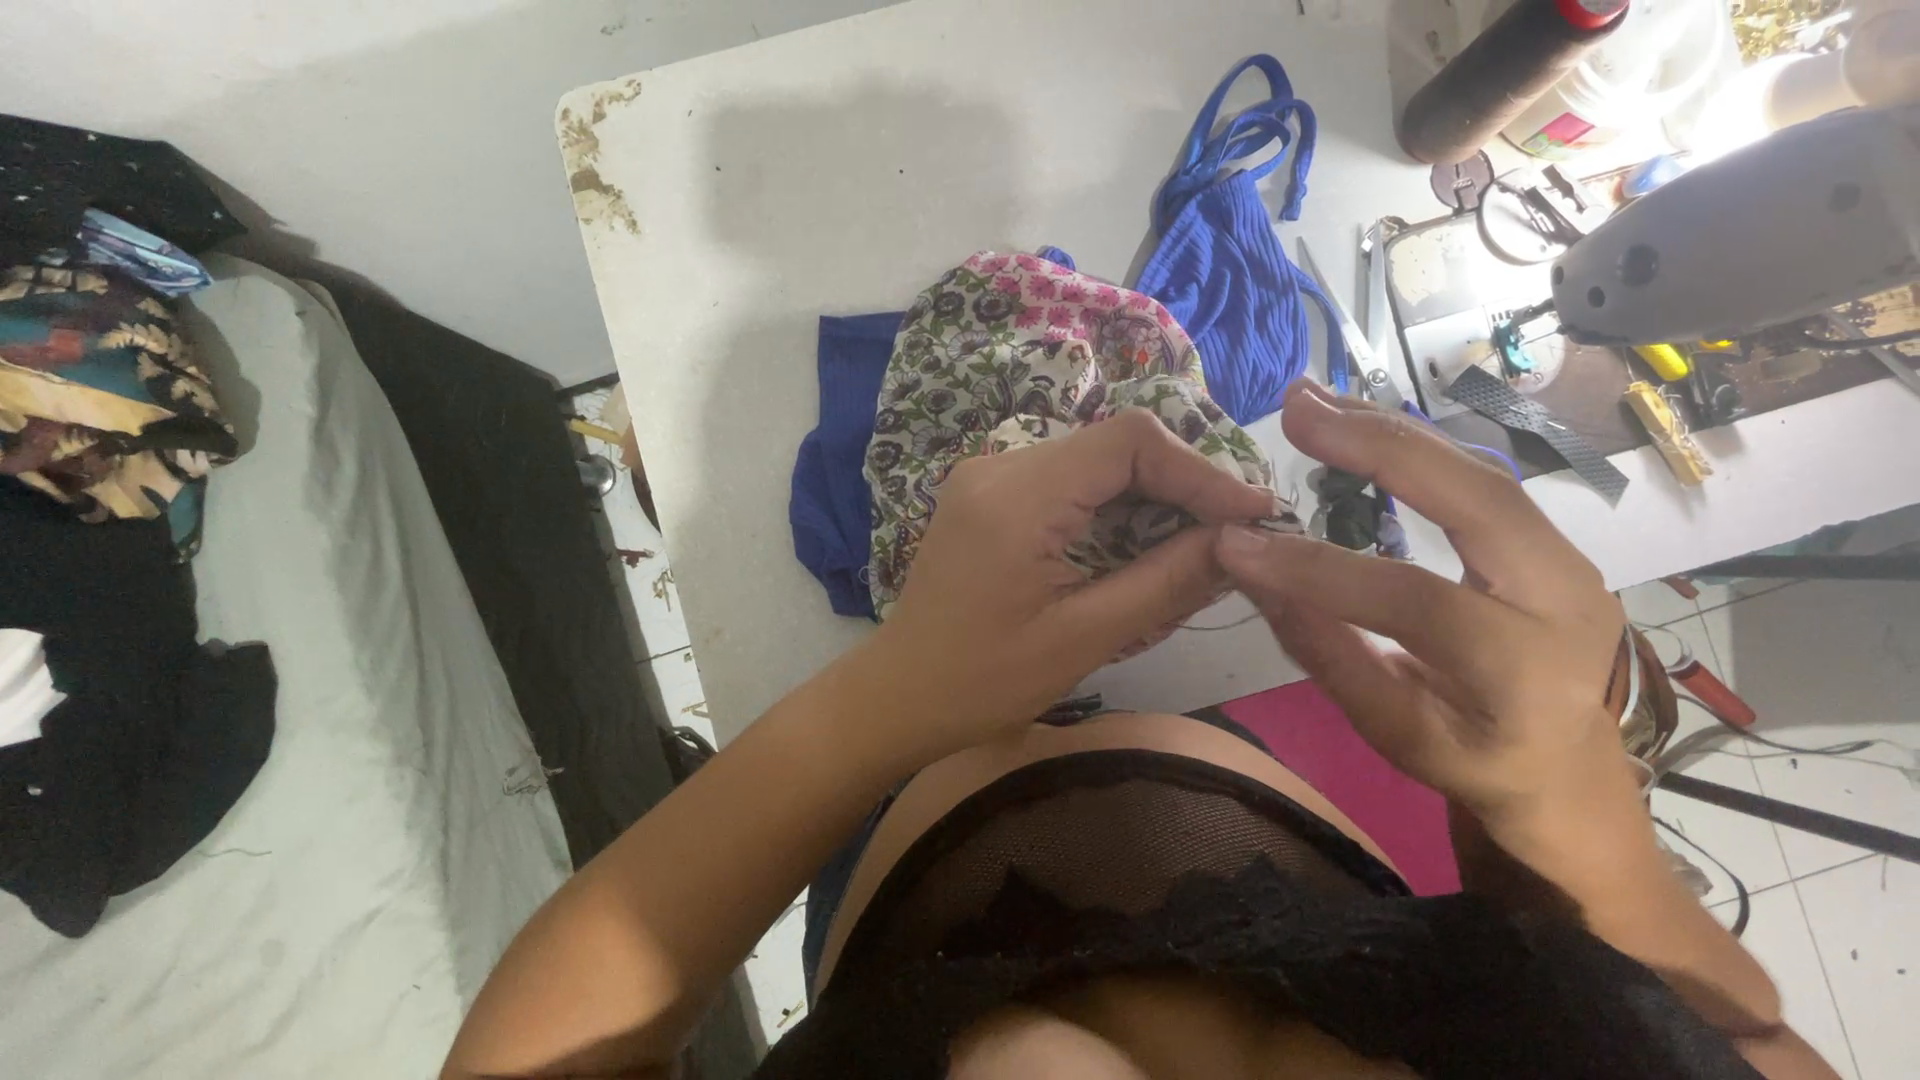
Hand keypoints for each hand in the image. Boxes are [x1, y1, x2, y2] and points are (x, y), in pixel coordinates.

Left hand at [856, 408, 1273, 761]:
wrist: (899, 693)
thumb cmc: (983, 681)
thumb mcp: (1083, 638)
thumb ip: (1165, 581)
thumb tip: (1239, 541)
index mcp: (1016, 496)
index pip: (1129, 441)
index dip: (1200, 469)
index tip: (1252, 513)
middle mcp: (998, 466)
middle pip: (1114, 444)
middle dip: (1182, 483)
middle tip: (1235, 531)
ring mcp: (988, 476)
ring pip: (1094, 460)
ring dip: (1152, 494)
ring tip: (1201, 539)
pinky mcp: (988, 494)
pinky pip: (1068, 479)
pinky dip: (1114, 504)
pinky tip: (1144, 541)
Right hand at [1216, 382, 1638, 856]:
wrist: (1566, 767)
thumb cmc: (1470, 758)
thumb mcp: (1388, 728)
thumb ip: (1324, 650)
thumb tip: (1252, 573)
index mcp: (1522, 668)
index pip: (1410, 598)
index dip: (1317, 567)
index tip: (1236, 539)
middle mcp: (1564, 597)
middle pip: (1475, 498)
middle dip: (1378, 446)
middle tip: (1295, 411)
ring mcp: (1569, 559)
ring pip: (1481, 472)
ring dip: (1392, 429)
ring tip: (1313, 401)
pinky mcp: (1551, 539)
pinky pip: (1481, 478)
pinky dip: (1415, 444)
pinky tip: (1359, 423)